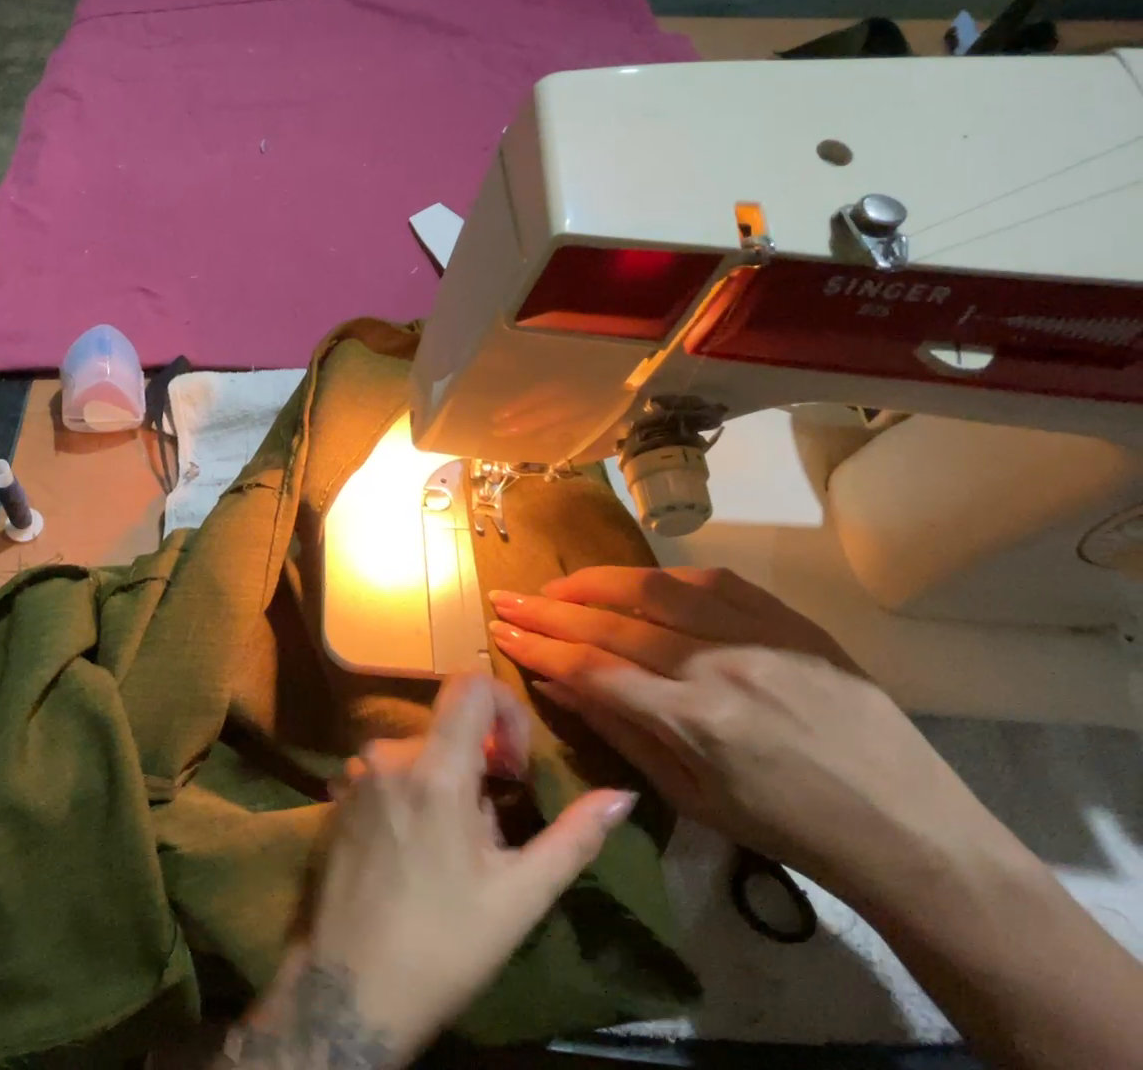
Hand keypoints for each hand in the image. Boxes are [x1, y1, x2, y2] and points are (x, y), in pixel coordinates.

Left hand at [240, 673, 635, 1066]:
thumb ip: (573, 836)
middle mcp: (385, 758)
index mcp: (433, 772)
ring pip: (414, 753)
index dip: (504, 709)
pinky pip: (384, 775)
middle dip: (478, 766)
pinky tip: (414, 852)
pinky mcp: (334, 800)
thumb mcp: (520, 896)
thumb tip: (623, 794)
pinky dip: (410, 795)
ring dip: (443, 784)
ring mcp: (353, 778)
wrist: (351, 986)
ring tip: (453, 850)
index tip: (516, 765)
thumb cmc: (444, 944)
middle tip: (490, 832)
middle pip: (445, 729)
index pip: (468, 687)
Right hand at [485, 566, 998, 901]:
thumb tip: (557, 686)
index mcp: (694, 721)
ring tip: (560, 585)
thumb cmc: (785, 829)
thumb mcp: (689, 795)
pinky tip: (638, 582)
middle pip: (613, 624)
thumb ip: (619, 732)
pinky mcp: (795, 625)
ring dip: (598, 582)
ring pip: (659, 589)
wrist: (905, 828)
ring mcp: (762, 638)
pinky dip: (666, 578)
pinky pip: (717, 583)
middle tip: (507, 598)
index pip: (591, 668)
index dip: (538, 647)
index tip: (501, 632)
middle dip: (549, 609)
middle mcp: (722, 667)